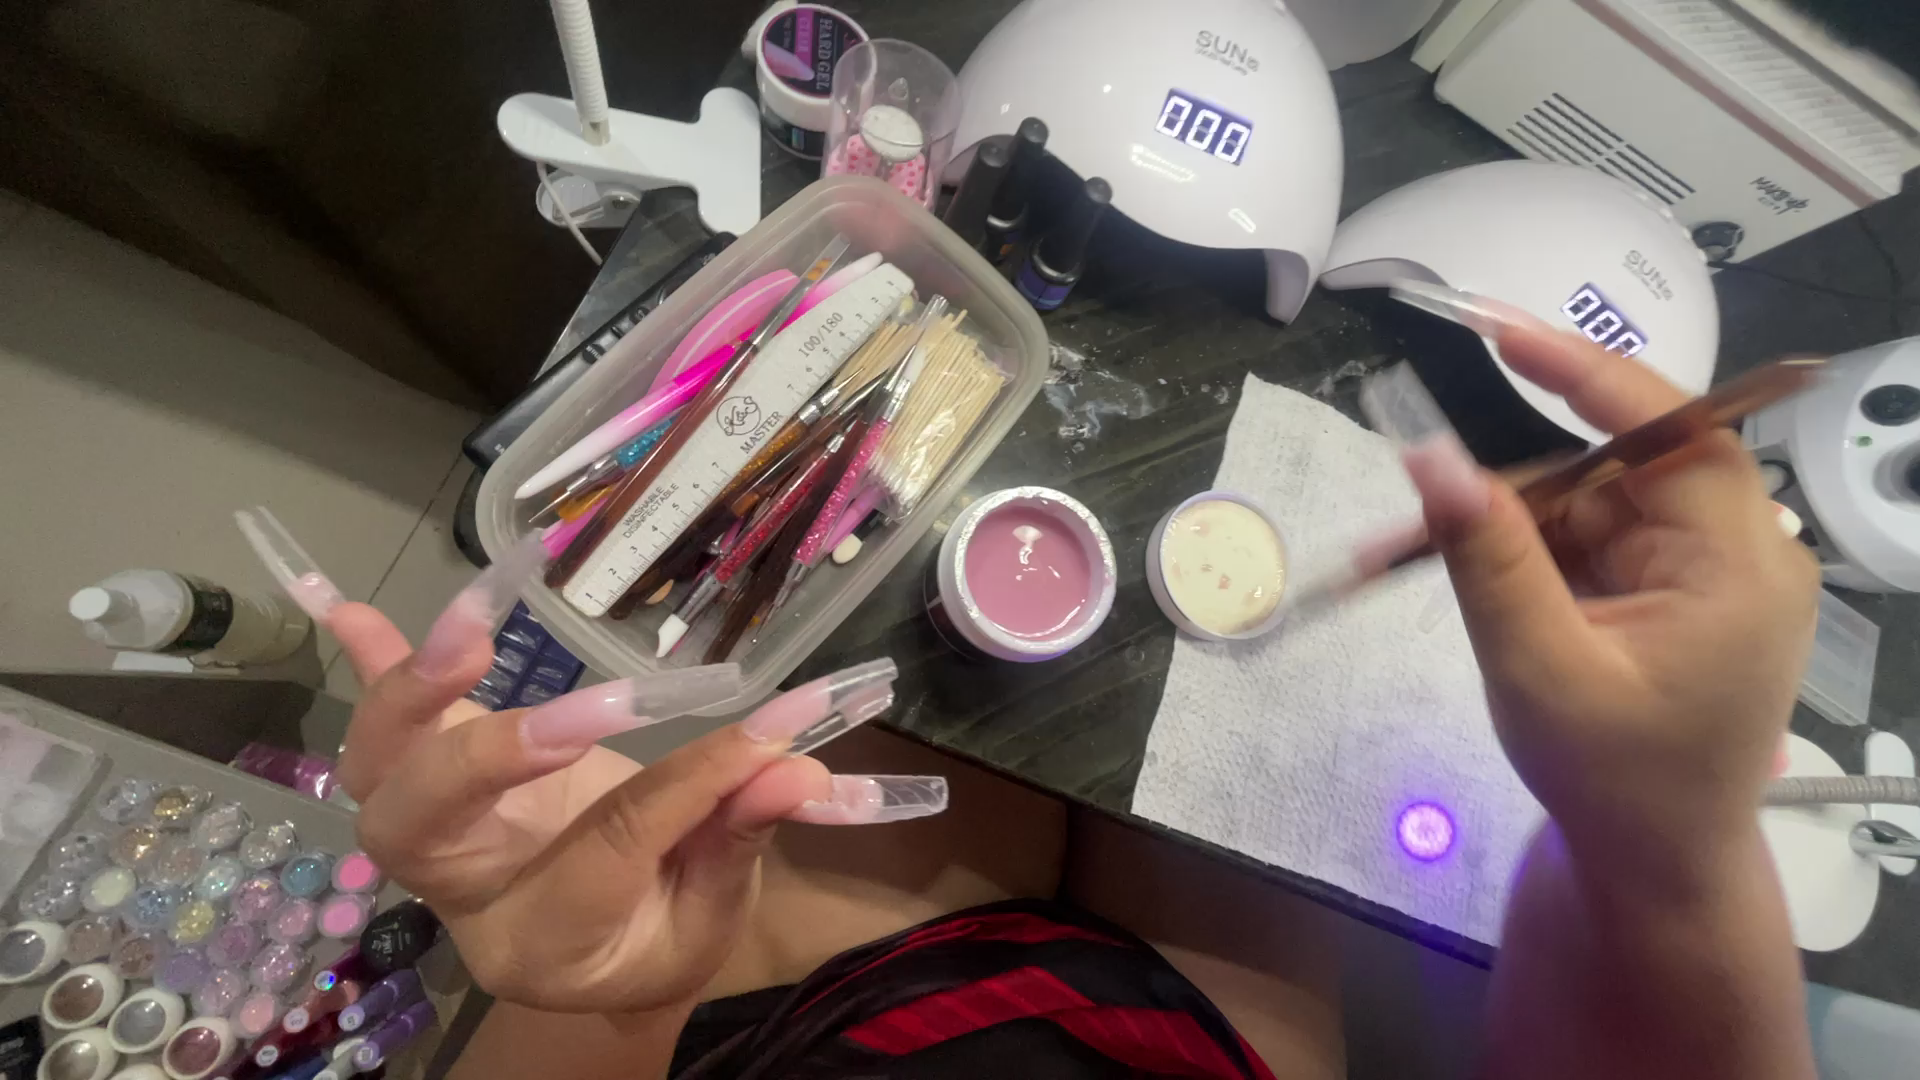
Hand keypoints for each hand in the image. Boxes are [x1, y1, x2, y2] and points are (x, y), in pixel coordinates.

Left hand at [234, 512, 941, 1012]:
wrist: (603, 951)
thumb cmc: (663, 935)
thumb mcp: (715, 910)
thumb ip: (742, 836)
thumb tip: (797, 766)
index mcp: (545, 941)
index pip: (617, 844)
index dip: (701, 780)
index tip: (780, 723)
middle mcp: (468, 890)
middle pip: (432, 827)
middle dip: (508, 753)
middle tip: (602, 705)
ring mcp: (441, 835)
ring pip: (385, 774)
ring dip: (416, 693)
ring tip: (476, 624)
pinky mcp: (443, 783)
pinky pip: (387, 730)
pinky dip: (372, 664)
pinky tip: (351, 606)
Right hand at [1396, 304, 1818, 865]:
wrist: (1644, 847)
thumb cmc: (1611, 770)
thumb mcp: (1538, 662)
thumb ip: (1486, 557)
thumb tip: (1430, 460)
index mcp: (1732, 562)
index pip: (1671, 433)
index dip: (1586, 373)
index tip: (1499, 332)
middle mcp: (1714, 548)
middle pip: (1593, 474)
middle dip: (1494, 495)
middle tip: (1404, 521)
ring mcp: (1671, 567)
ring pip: (1561, 507)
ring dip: (1481, 530)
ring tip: (1397, 561)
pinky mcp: (1633, 585)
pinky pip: (1553, 542)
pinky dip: (1494, 554)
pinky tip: (1443, 572)